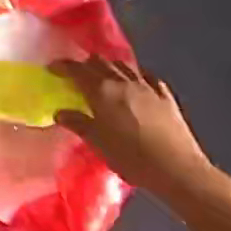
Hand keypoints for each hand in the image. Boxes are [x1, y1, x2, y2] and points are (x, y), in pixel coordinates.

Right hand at [51, 57, 218, 197]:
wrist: (177, 168)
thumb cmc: (132, 158)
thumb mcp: (99, 144)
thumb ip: (79, 124)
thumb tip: (60, 112)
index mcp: (102, 91)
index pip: (78, 70)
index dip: (64, 66)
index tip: (53, 67)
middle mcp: (123, 81)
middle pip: (100, 62)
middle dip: (86, 65)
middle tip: (78, 75)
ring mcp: (146, 86)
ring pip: (124, 65)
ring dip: (111, 67)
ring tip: (105, 76)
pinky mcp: (165, 96)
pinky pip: (148, 77)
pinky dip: (138, 76)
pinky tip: (138, 83)